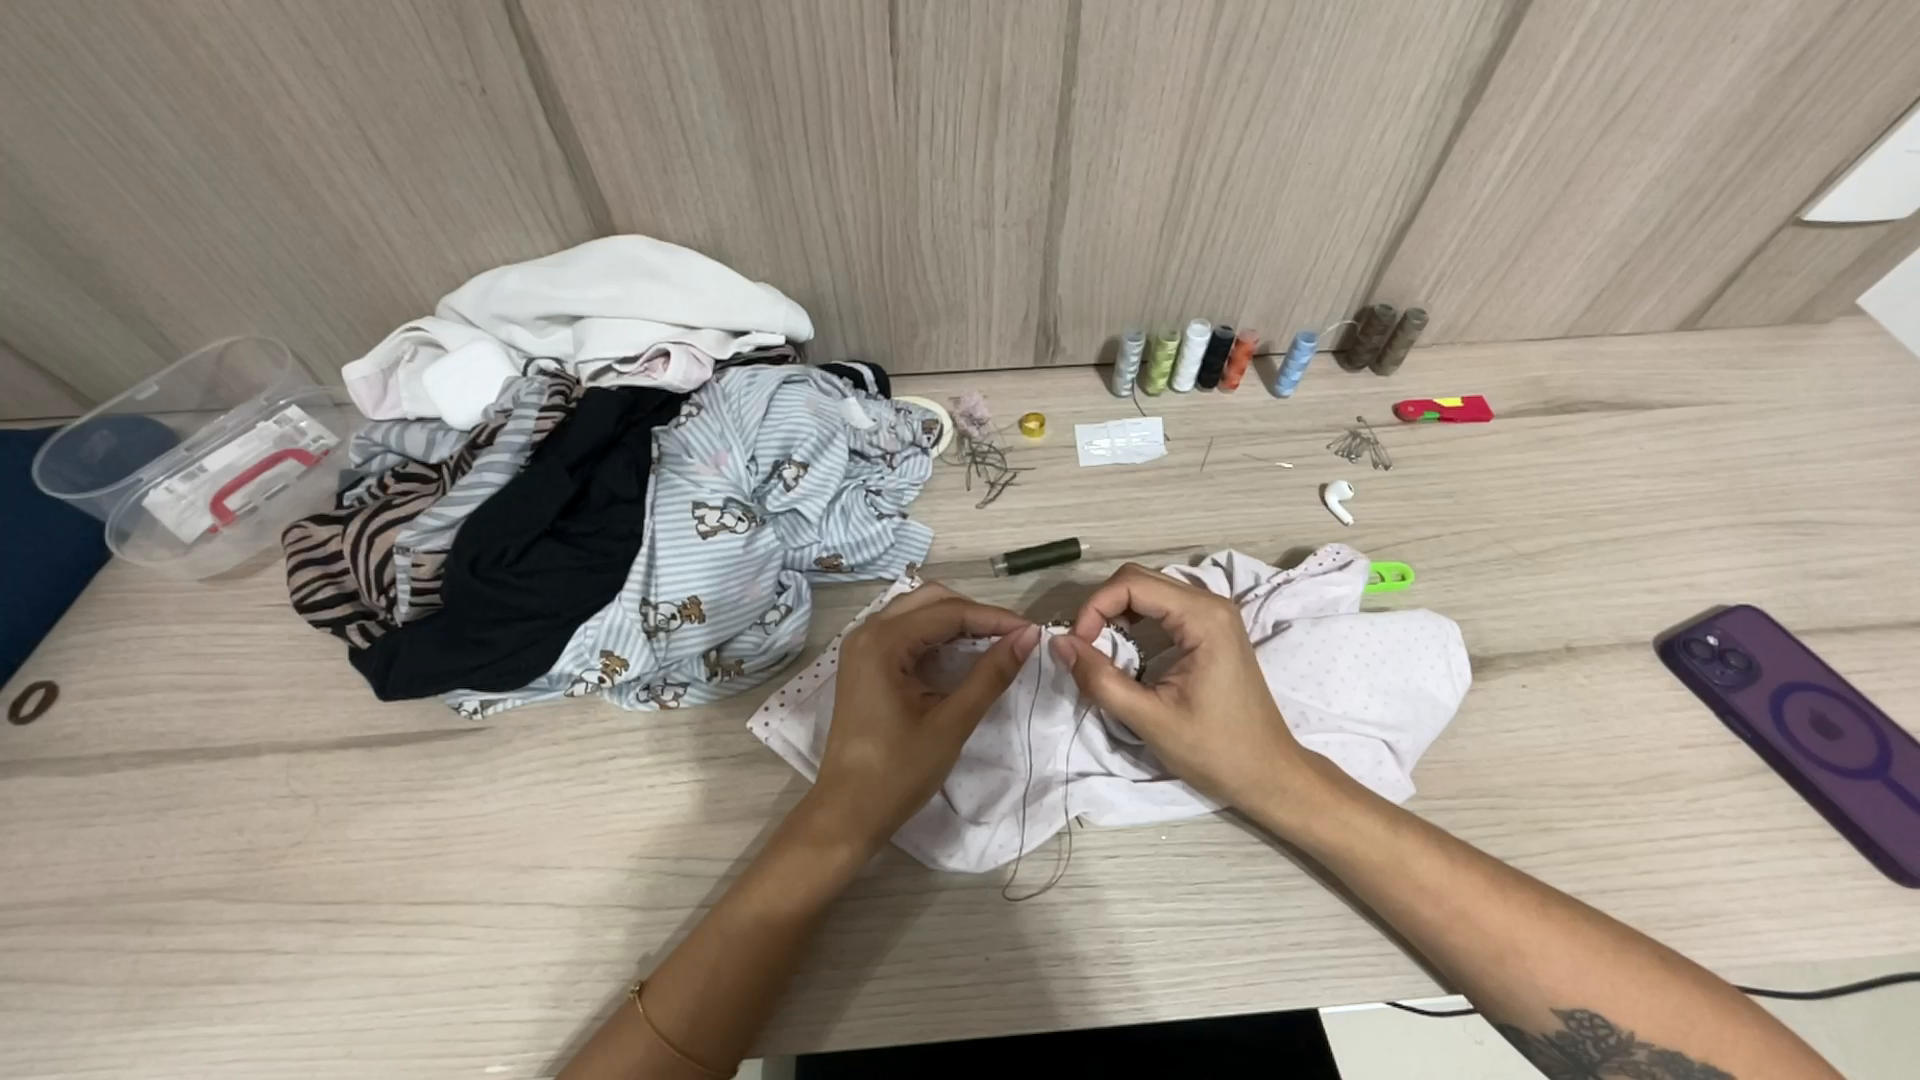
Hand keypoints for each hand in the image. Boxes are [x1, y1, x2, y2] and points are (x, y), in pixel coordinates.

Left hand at [809, 583, 1039, 850]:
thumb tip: (1028, 637)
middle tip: (1013, 638)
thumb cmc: (898, 771)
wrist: (848, 811)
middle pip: (931, 600)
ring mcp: (862, 645)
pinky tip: (962, 654)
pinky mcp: (864, 662)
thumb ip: (990, 675)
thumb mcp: (952, 722)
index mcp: (883, 642)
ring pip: (918, 611)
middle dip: (975, 613)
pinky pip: (906, 631)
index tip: (1033, 632)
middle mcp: (867, 631)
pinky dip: (936, 635)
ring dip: (956, 621)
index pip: (949, 612)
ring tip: (994, 643)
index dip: (995, 618)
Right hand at [1050, 563, 1322, 813]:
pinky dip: (1135, 620)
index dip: (1095, 608)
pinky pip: (1162, 607)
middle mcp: (1211, 604)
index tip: (1077, 646)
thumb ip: (1100, 678)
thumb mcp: (1149, 718)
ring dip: (1116, 613)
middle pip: (1139, 579)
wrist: (1268, 774)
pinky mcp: (1211, 629)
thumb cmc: (1215, 750)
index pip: (1132, 583)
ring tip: (1099, 650)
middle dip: (1102, 607)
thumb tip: (1059, 644)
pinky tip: (1126, 650)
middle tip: (1083, 647)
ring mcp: (1214, 615)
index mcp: (1203, 617)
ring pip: (1148, 590)